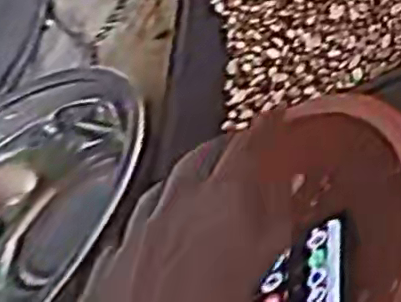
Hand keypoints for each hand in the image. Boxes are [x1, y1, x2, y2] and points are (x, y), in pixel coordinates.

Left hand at [88, 113, 292, 301]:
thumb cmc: (218, 293)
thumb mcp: (275, 240)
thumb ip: (283, 200)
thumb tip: (292, 178)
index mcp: (224, 189)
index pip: (252, 138)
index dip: (270, 122)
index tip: (279, 115)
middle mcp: (177, 202)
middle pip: (202, 154)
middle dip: (227, 145)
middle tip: (246, 145)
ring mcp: (137, 232)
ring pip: (163, 187)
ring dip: (188, 178)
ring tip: (206, 183)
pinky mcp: (108, 264)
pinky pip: (132, 226)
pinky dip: (153, 217)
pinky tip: (162, 229)